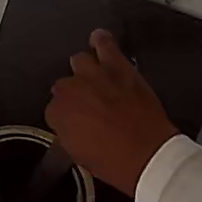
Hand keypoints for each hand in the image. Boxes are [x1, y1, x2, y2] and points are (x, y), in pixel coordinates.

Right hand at [45, 29, 178, 196]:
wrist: (148, 155)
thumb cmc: (113, 162)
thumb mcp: (79, 154)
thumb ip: (68, 132)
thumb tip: (69, 125)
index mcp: (57, 114)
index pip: (53, 109)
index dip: (66, 115)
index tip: (77, 122)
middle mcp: (69, 90)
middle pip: (64, 85)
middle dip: (75, 94)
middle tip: (89, 105)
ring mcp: (92, 75)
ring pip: (79, 60)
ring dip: (85, 70)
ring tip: (93, 77)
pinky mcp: (117, 66)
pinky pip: (104, 43)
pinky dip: (101, 40)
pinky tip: (98, 39)